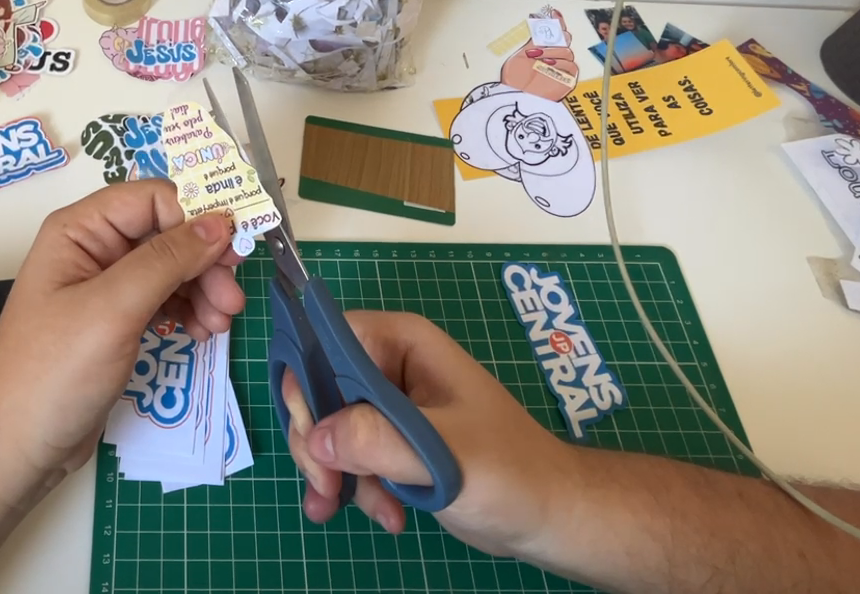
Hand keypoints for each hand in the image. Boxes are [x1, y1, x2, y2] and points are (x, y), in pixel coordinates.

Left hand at [0, 180, 244, 494]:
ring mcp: (105, 286)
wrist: (18, 450)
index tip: (232, 250)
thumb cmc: (54, 372)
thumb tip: (220, 222)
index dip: (194, 217)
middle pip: (166, 233)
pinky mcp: (116, 320)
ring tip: (222, 322)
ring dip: (202, 288)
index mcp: (80, 230)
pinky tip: (203, 332)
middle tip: (233, 297)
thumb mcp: (114, 309)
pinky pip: (164, 298)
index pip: (151, 199)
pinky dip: (188, 310)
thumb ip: (167, 260)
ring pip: (170, 267)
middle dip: (204, 261)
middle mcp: (93, 249)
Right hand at [281, 310, 578, 555]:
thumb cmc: (511, 472)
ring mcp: (385, 401)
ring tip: (370, 511)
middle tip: (330, 489)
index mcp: (400, 342)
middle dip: (318, 441)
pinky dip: (346, 484)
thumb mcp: (445, 454)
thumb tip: (316, 437)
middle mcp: (386, 363)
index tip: (314, 441)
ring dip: (335, 471)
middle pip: (318, 385)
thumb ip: (379, 440)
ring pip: (326, 424)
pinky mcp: (387, 438)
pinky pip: (344, 451)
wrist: (550, 517)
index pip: (327, 341)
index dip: (309, 384)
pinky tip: (371, 514)